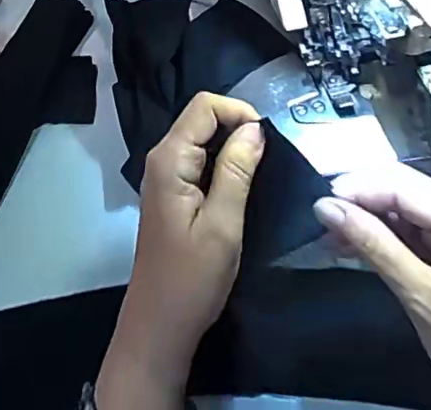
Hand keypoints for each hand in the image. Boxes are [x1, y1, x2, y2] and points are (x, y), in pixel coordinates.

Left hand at [97, 93, 264, 408]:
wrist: (159, 325)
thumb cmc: (192, 279)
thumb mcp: (222, 225)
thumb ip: (237, 171)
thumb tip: (255, 128)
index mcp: (169, 158)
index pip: (203, 106)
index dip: (238, 111)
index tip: (269, 138)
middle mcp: (163, 156)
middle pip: (201, 117)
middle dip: (237, 125)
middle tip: (271, 155)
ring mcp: (165, 173)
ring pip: (202, 137)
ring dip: (232, 144)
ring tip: (262, 168)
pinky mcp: (172, 189)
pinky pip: (199, 158)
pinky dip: (223, 161)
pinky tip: (243, 182)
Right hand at [313, 164, 430, 409]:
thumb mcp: (428, 302)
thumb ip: (376, 247)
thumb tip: (325, 205)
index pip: (411, 190)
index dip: (362, 189)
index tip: (320, 197)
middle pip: (410, 198)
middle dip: (363, 204)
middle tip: (320, 214)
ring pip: (408, 219)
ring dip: (369, 223)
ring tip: (330, 231)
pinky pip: (416, 242)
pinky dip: (385, 244)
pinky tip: (354, 245)